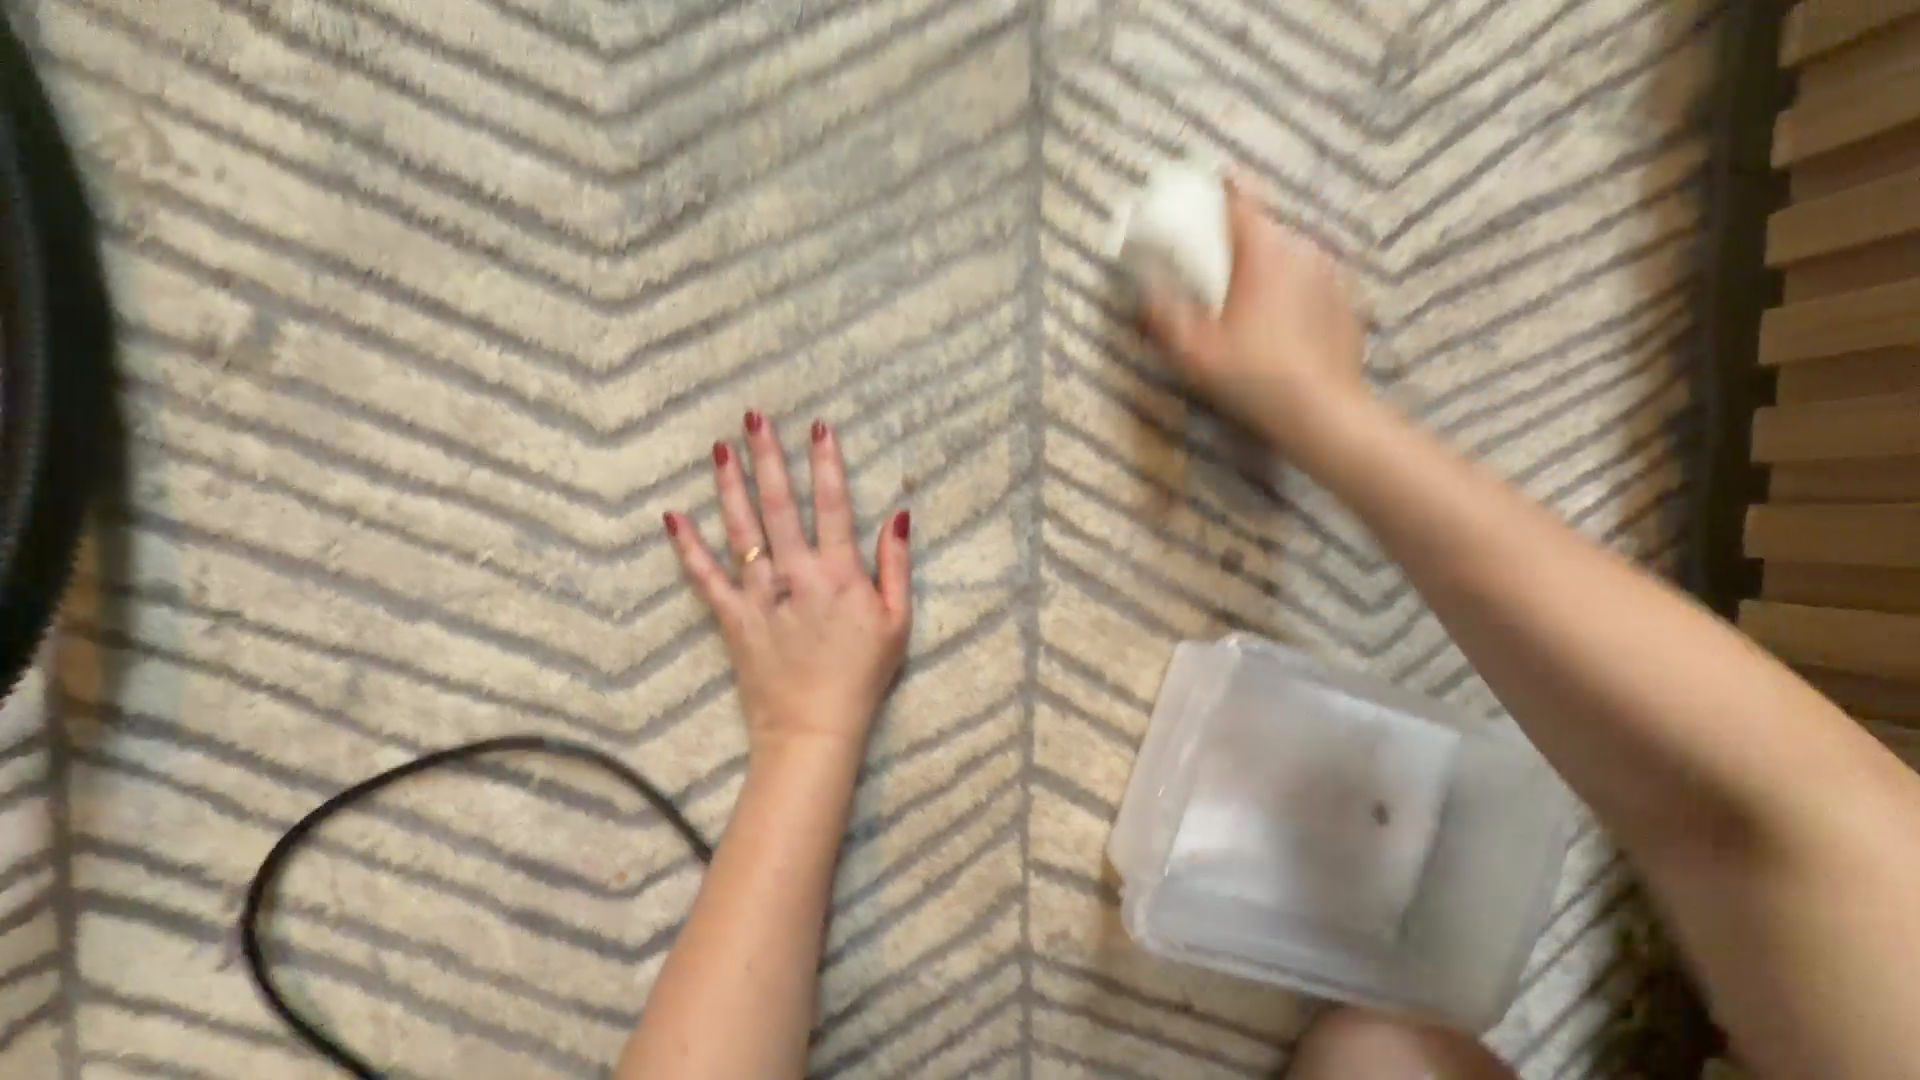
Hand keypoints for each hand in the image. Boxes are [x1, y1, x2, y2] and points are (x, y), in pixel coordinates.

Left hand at [664, 411, 911, 761]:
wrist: (814, 726)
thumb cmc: (862, 675)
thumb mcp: (897, 622)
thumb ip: (896, 566)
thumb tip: (898, 516)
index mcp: (839, 573)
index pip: (832, 505)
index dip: (825, 464)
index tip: (818, 428)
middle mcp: (796, 574)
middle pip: (779, 506)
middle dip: (767, 458)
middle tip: (754, 419)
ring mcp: (759, 595)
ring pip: (741, 531)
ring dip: (730, 487)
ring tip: (719, 449)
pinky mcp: (732, 617)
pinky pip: (705, 577)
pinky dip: (687, 548)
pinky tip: (673, 517)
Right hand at [1141, 177, 1368, 448]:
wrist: (1321, 411)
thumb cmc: (1251, 376)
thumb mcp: (1192, 351)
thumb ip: (1164, 313)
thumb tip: (1146, 289)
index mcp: (1262, 250)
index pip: (1241, 199)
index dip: (1221, 189)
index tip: (1209, 187)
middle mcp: (1302, 249)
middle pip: (1265, 230)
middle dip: (1242, 243)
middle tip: (1220, 268)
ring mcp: (1332, 275)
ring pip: (1291, 257)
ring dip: (1270, 270)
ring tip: (1251, 303)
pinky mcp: (1348, 303)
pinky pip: (1313, 285)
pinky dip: (1296, 295)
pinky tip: (1282, 328)